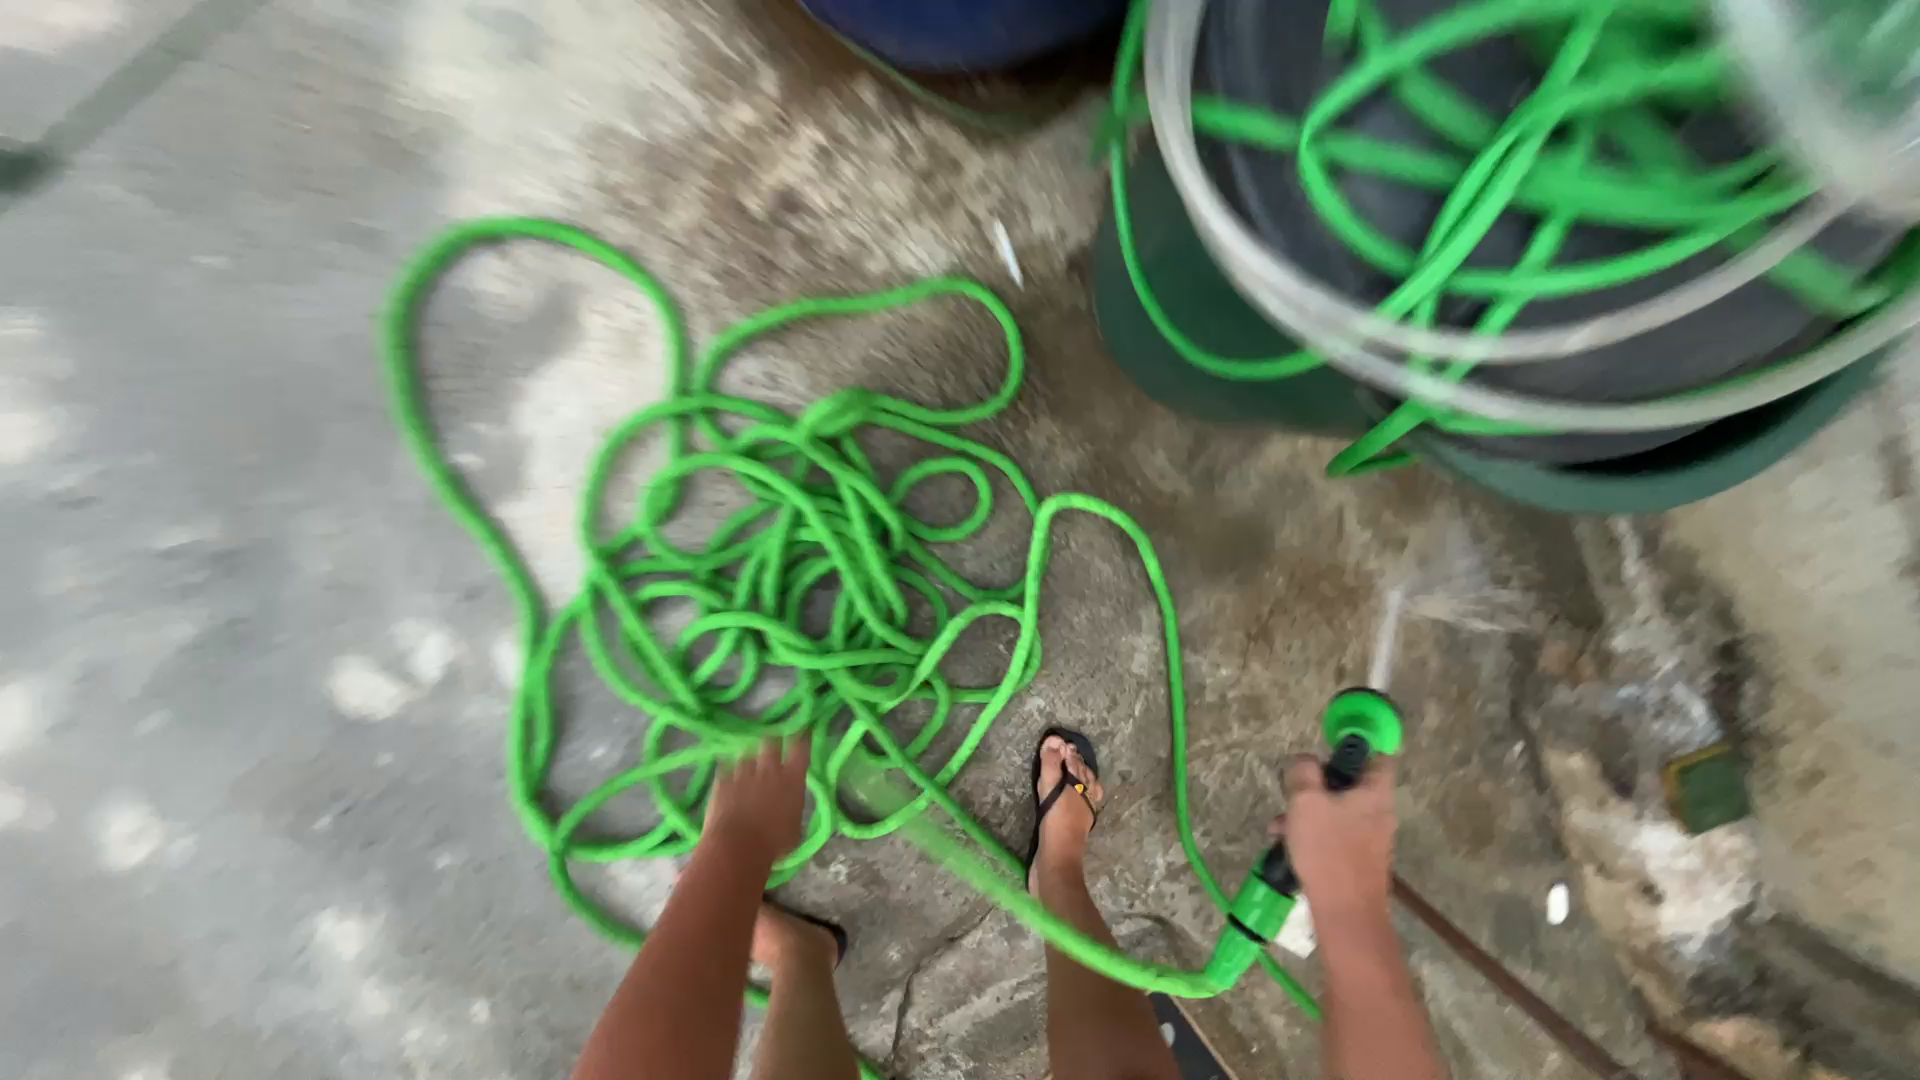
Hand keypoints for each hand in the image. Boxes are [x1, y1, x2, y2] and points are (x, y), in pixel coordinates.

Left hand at [703, 737, 811, 862]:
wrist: (737, 848)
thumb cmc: (773, 844)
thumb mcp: (795, 828)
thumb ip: (794, 809)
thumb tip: (792, 804)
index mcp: (792, 779)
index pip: (801, 747)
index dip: (803, 735)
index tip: (803, 728)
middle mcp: (769, 769)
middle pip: (771, 741)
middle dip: (771, 741)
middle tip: (771, 745)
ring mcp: (743, 773)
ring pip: (746, 753)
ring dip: (748, 757)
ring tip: (747, 762)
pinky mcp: (722, 780)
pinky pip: (725, 766)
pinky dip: (727, 768)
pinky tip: (726, 771)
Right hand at [1272, 754, 1396, 918]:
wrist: (1345, 911)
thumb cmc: (1328, 848)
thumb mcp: (1305, 799)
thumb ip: (1303, 771)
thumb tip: (1305, 761)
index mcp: (1375, 793)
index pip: (1378, 756)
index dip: (1356, 747)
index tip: (1328, 749)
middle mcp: (1379, 813)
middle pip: (1350, 784)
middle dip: (1316, 784)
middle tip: (1293, 790)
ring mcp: (1371, 838)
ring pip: (1336, 810)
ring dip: (1307, 811)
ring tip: (1280, 824)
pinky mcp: (1358, 859)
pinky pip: (1334, 833)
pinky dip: (1312, 832)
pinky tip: (1286, 843)